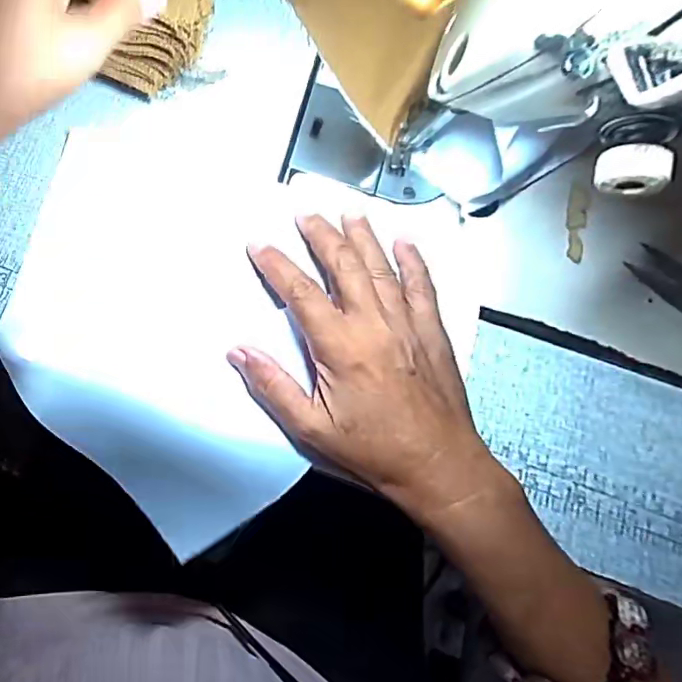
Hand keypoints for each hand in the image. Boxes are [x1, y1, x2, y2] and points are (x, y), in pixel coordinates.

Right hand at [230, 214, 507, 523]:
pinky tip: (404, 242)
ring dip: (362, 238)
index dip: (277, 265)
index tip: (261, 246)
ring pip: (381, 268)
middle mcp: (375, 327)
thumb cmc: (375, 451)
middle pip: (344, 267)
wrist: (440, 467)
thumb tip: (240, 353)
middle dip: (321, 236)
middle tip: (305, 215)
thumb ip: (272, 386)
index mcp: (341, 347)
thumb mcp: (310, 427)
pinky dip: (412, 261)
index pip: (301, 292)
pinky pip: (422, 286)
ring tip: (347, 214)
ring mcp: (407, 326)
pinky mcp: (431, 333)